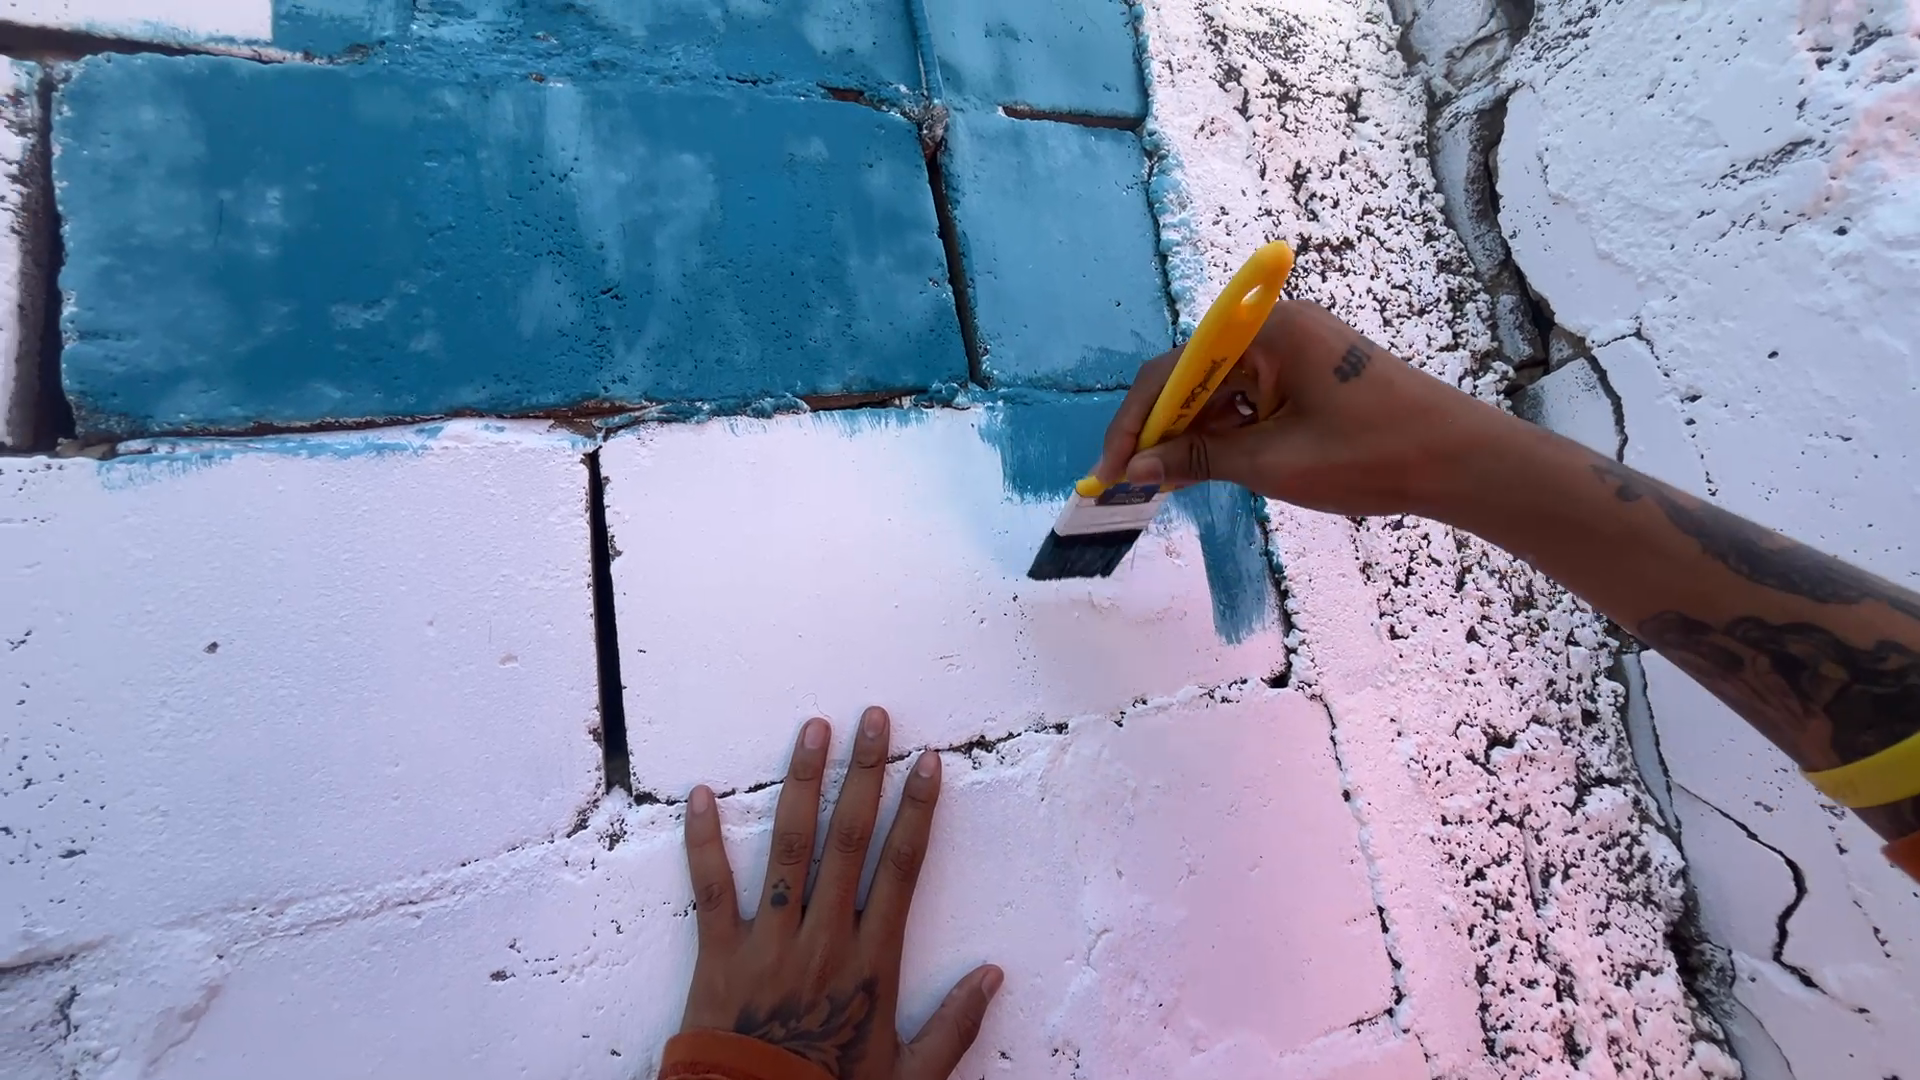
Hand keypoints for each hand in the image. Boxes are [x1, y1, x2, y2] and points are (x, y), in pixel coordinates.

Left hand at [678, 707, 1001, 1079]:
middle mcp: (824, 936)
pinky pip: (711, 890)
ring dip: (803, 783)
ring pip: (790, 846)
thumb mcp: (909, 1079)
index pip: (902, 866)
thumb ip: (954, 1027)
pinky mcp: (718, 955)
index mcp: (870, 959)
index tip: (928, 763)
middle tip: (874, 720)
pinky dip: (703, 842)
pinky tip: (700, 795)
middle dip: (866, 773)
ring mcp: (769, 941)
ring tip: (814, 730)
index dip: (918, 810)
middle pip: (851, 837)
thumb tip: (994, 975)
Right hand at [1092, 298, 1514, 516]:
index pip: (1173, 370)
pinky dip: (1220, 434)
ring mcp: (1288, 350)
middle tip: (1134, 480)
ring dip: (1187, 436)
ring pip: (1214, 391)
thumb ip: (1196, 459)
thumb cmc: (1369, 456)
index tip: (1112, 469)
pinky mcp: (1301, 373)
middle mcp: (1271, 329)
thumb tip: (1135, 470)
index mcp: (1264, 331)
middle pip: (1190, 376)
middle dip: (1159, 430)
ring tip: (1165, 482)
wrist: (1463, 463)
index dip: (1135, 422)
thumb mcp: (1271, 462)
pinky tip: (1202, 468)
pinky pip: (1243, 399)